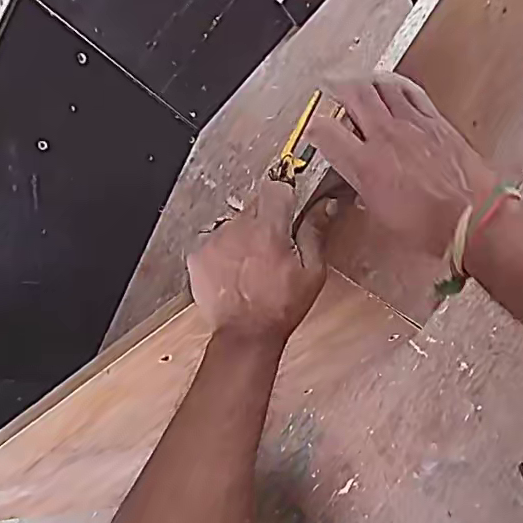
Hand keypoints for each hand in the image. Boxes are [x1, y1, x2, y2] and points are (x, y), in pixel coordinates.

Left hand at [188, 178, 326, 344]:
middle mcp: (238, 229)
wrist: (245, 334)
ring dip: (242, 239)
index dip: (283, 199)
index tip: (287, 210)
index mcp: (269, 229)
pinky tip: (234, 274)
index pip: (275, 188)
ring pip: (232, 225)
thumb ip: (315, 233)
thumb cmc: (280, 308)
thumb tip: (325, 205)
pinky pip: (213, 243)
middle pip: (253, 207)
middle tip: (272, 251)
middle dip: (264, 222)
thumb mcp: (312, 273)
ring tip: (251, 268)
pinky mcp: (197, 256)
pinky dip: (223, 254)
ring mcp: (214, 242)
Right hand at [305, 72, 500, 255]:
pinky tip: (392, 86)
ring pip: (381, 87)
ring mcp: (412, 125)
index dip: (314, 129)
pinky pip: (411, 92)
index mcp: (366, 166)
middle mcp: (386, 138)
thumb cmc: (430, 227)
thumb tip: (362, 191)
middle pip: (354, 95)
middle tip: (328, 85)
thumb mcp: (383, 221)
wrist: (473, 218)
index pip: (327, 133)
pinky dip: (396, 85)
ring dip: (365, 81)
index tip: (312, 130)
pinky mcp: (435, 122)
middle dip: (336, 87)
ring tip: (357, 81)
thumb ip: (366, 196)